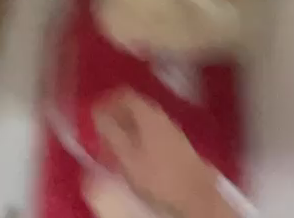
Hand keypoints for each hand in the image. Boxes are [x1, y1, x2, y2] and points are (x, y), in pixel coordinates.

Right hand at [96, 89, 238, 217]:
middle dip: (117, 116)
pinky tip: (139, 157)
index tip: (95, 113)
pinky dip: (142, 140)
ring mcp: (174, 130)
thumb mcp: (125, 155)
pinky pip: (155, 134)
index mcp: (147, 112)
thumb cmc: (157, 176)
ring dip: (129, 130)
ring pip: (145, 121)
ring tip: (119, 147)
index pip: (123, 93)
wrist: (198, 199)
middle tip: (104, 132)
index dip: (106, 100)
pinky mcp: (181, 146)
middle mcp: (162, 115)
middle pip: (135, 106)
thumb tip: (95, 112)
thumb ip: (108, 130)